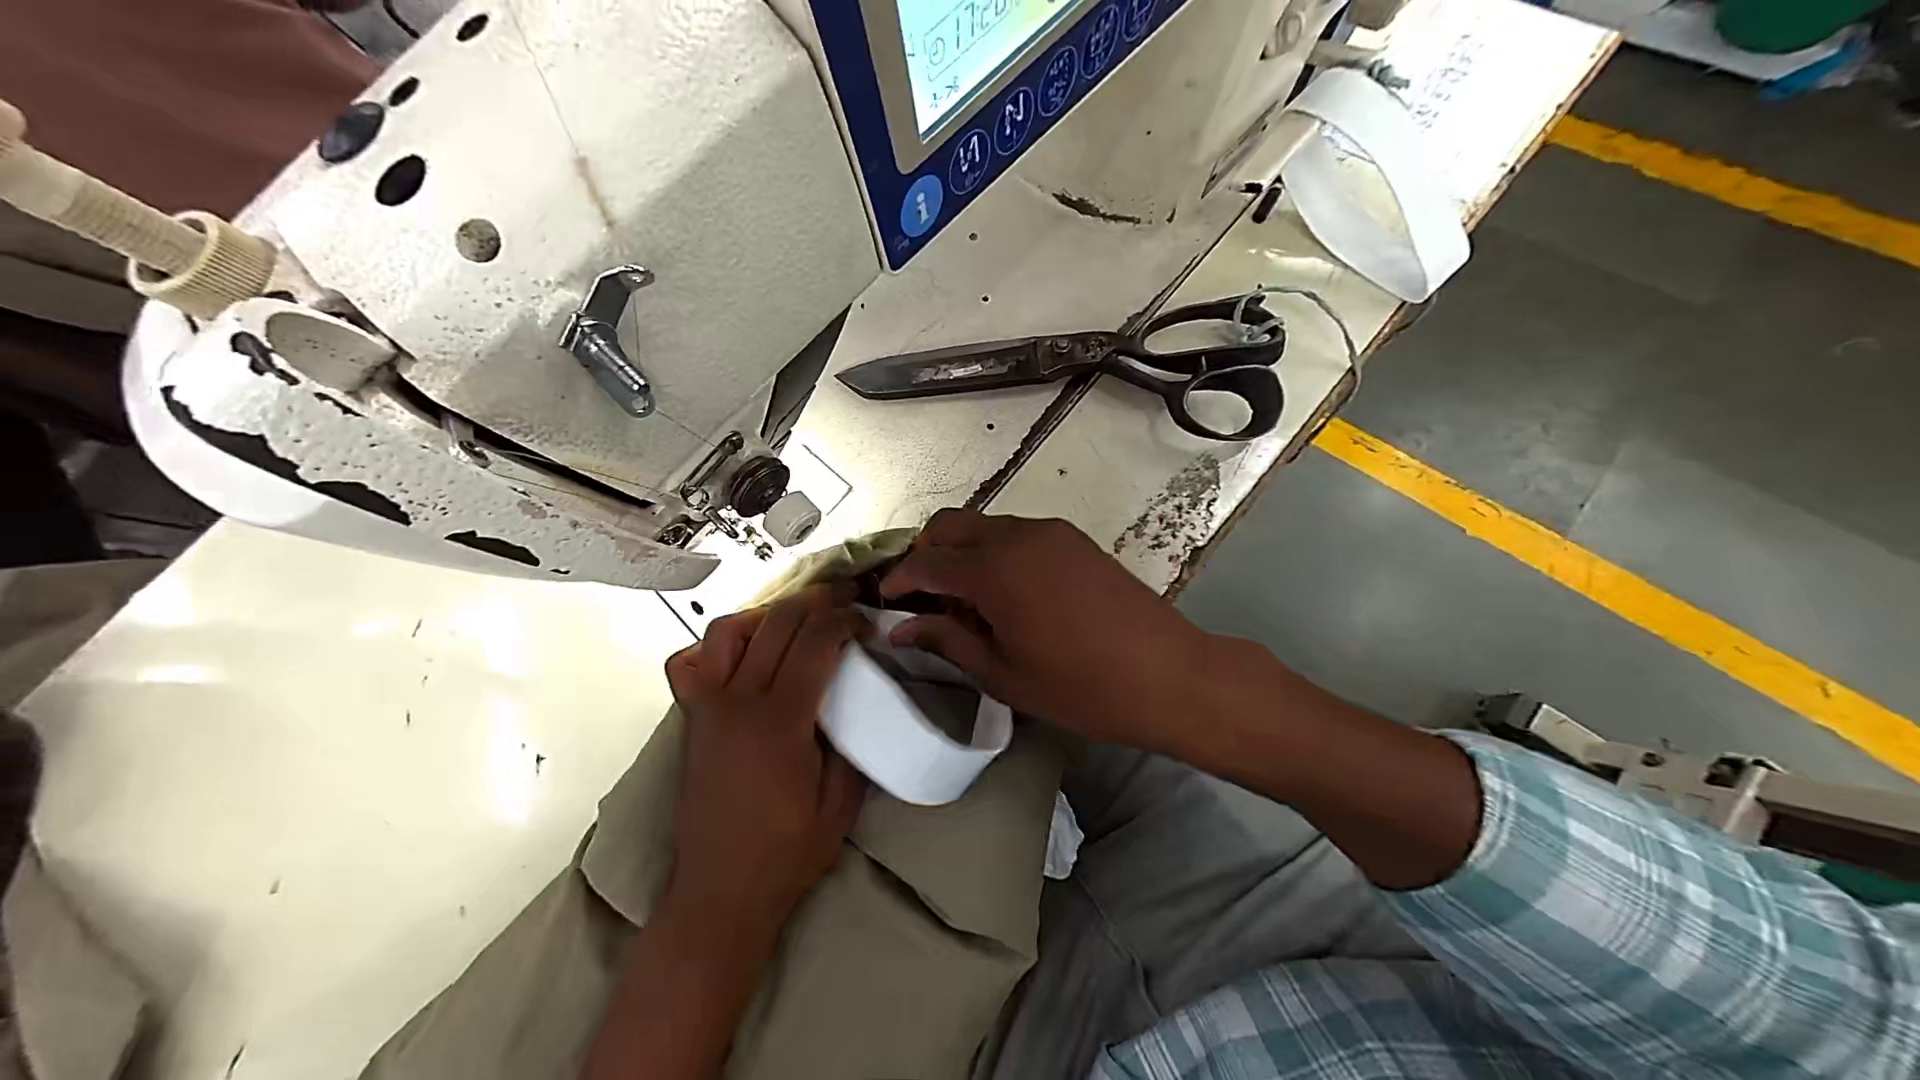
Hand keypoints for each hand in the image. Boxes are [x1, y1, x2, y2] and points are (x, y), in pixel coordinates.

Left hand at [663, 586, 866, 934]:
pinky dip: (713, 648)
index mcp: (780, 721)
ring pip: (727, 632)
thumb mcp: (843, 803)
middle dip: (815, 601)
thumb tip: (859, 698)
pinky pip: (689, 665)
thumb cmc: (788, 853)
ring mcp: (706, 708)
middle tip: (843, 600)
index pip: (814, 642)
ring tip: (795, 618)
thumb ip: (853, 743)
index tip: (865, 622)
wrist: (721, 893)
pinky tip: (740, 654)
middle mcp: (737, 702)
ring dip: (766, 613)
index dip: (844, 621)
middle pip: (776, 623)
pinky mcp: (690, 721)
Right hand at [880, 511, 1214, 754]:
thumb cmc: (1081, 686)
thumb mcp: (1003, 674)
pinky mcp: (1073, 539)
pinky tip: (1005, 595)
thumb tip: (901, 628)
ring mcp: (1050, 532)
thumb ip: (947, 641)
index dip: (900, 580)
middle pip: (949, 525)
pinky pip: (1016, 533)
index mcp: (994, 569)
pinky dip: (994, 553)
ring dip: (961, 553)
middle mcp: (1018, 536)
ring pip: (984, 526)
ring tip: (966, 604)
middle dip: (925, 555)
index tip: (887, 603)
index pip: (926, 561)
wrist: (1169, 674)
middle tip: (923, 600)